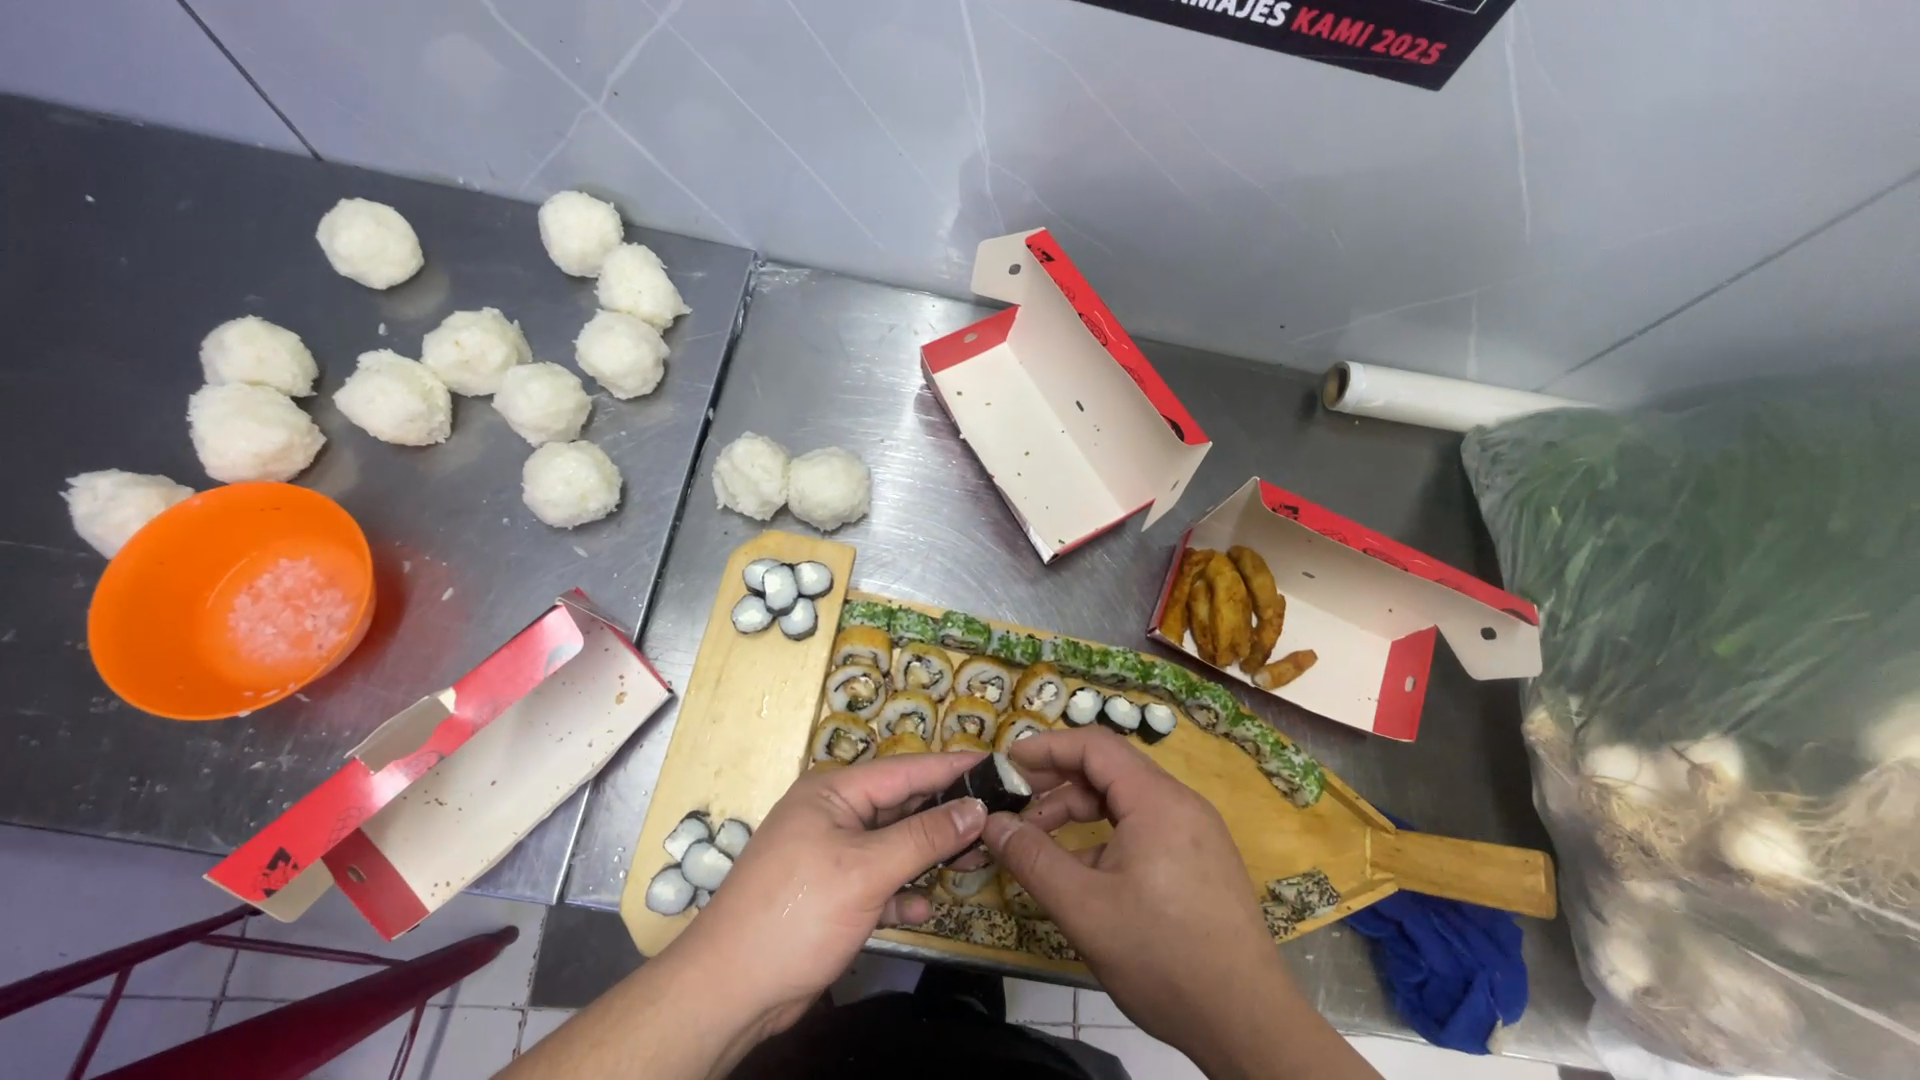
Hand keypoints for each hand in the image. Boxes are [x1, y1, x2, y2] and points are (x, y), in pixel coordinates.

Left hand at [668, 752, 987, 1037]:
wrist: (733, 989)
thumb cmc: (799, 912)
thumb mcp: (868, 869)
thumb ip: (926, 836)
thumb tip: (976, 807)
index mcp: (833, 793)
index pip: (905, 770)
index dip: (951, 767)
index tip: (996, 764)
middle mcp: (832, 816)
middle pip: (901, 807)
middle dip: (945, 817)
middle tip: (996, 822)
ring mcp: (831, 856)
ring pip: (894, 846)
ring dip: (928, 857)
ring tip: (975, 861)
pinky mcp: (832, 894)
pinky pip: (879, 882)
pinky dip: (901, 892)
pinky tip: (921, 908)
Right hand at [982, 728, 1296, 1070]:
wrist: (1245, 1021)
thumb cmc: (1161, 956)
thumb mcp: (1084, 909)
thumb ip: (1033, 859)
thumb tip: (992, 823)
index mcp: (1157, 801)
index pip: (1095, 746)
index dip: (1046, 747)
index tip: (1006, 763)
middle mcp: (1181, 804)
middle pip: (1111, 770)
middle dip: (1057, 782)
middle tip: (1014, 805)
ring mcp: (1197, 833)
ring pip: (1127, 801)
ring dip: (1080, 812)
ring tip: (1040, 843)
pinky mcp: (1202, 861)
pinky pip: (1146, 828)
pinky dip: (1107, 836)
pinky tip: (1083, 873)